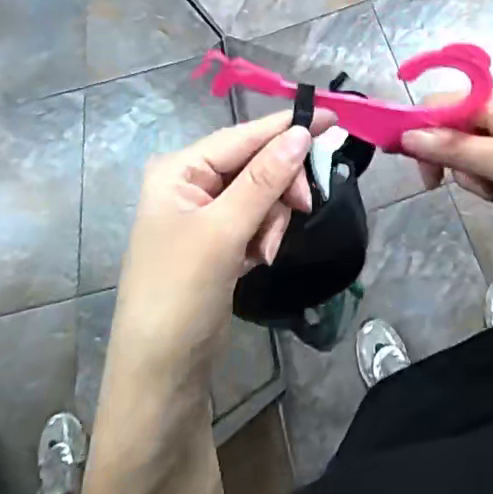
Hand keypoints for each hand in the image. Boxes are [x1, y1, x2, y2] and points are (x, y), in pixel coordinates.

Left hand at [108, 110, 332, 375]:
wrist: (160, 376)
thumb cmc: (181, 293)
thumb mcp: (223, 232)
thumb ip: (264, 179)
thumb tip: (300, 132)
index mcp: (179, 169)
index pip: (242, 135)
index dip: (286, 126)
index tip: (332, 117)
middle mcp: (189, 183)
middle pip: (255, 163)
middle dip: (279, 187)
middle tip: (304, 207)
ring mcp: (203, 214)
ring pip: (261, 193)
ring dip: (273, 219)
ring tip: (265, 253)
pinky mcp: (217, 241)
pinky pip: (255, 220)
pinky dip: (264, 235)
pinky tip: (259, 259)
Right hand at [403, 89, 492, 229]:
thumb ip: (450, 148)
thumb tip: (407, 135)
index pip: (438, 104)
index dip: (419, 132)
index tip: (414, 168)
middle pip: (452, 125)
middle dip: (450, 157)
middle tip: (456, 188)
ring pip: (470, 145)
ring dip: (471, 171)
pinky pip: (491, 156)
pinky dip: (489, 174)